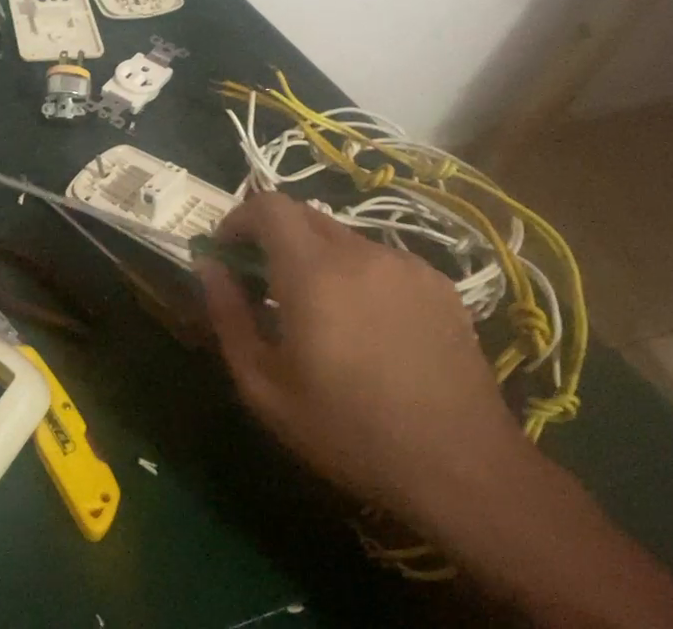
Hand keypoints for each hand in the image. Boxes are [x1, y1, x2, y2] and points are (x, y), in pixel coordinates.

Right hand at [196, 192, 529, 518]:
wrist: (463, 467)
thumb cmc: (348, 430)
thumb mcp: (264, 385)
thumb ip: (228, 316)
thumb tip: (208, 267)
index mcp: (313, 272)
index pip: (268, 205)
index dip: (238, 219)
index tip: (225, 252)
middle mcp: (362, 253)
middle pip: (305, 216)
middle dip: (273, 237)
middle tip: (261, 282)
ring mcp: (408, 267)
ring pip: (344, 239)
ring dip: (316, 258)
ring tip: (316, 311)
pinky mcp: (441, 287)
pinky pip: (382, 262)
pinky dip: (357, 275)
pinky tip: (365, 327)